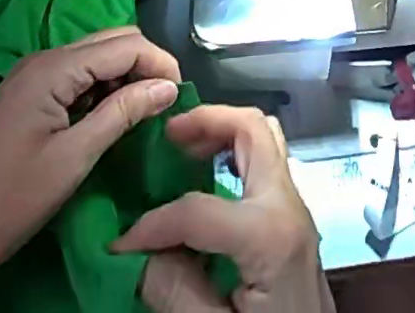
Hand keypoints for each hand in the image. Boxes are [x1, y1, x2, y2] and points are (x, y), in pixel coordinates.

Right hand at [115, 106, 334, 312]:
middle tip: (165, 136)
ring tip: (183, 147)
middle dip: (207, 121)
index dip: (152, 225)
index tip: (119, 246)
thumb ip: (176, 292)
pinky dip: (234, 150)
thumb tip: (140, 253)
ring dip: (223, 130)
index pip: (198, 209)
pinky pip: (265, 160)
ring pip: (265, 136)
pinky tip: (206, 174)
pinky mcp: (292, 216)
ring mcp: (295, 206)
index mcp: (270, 234)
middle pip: (253, 128)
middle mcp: (288, 203)